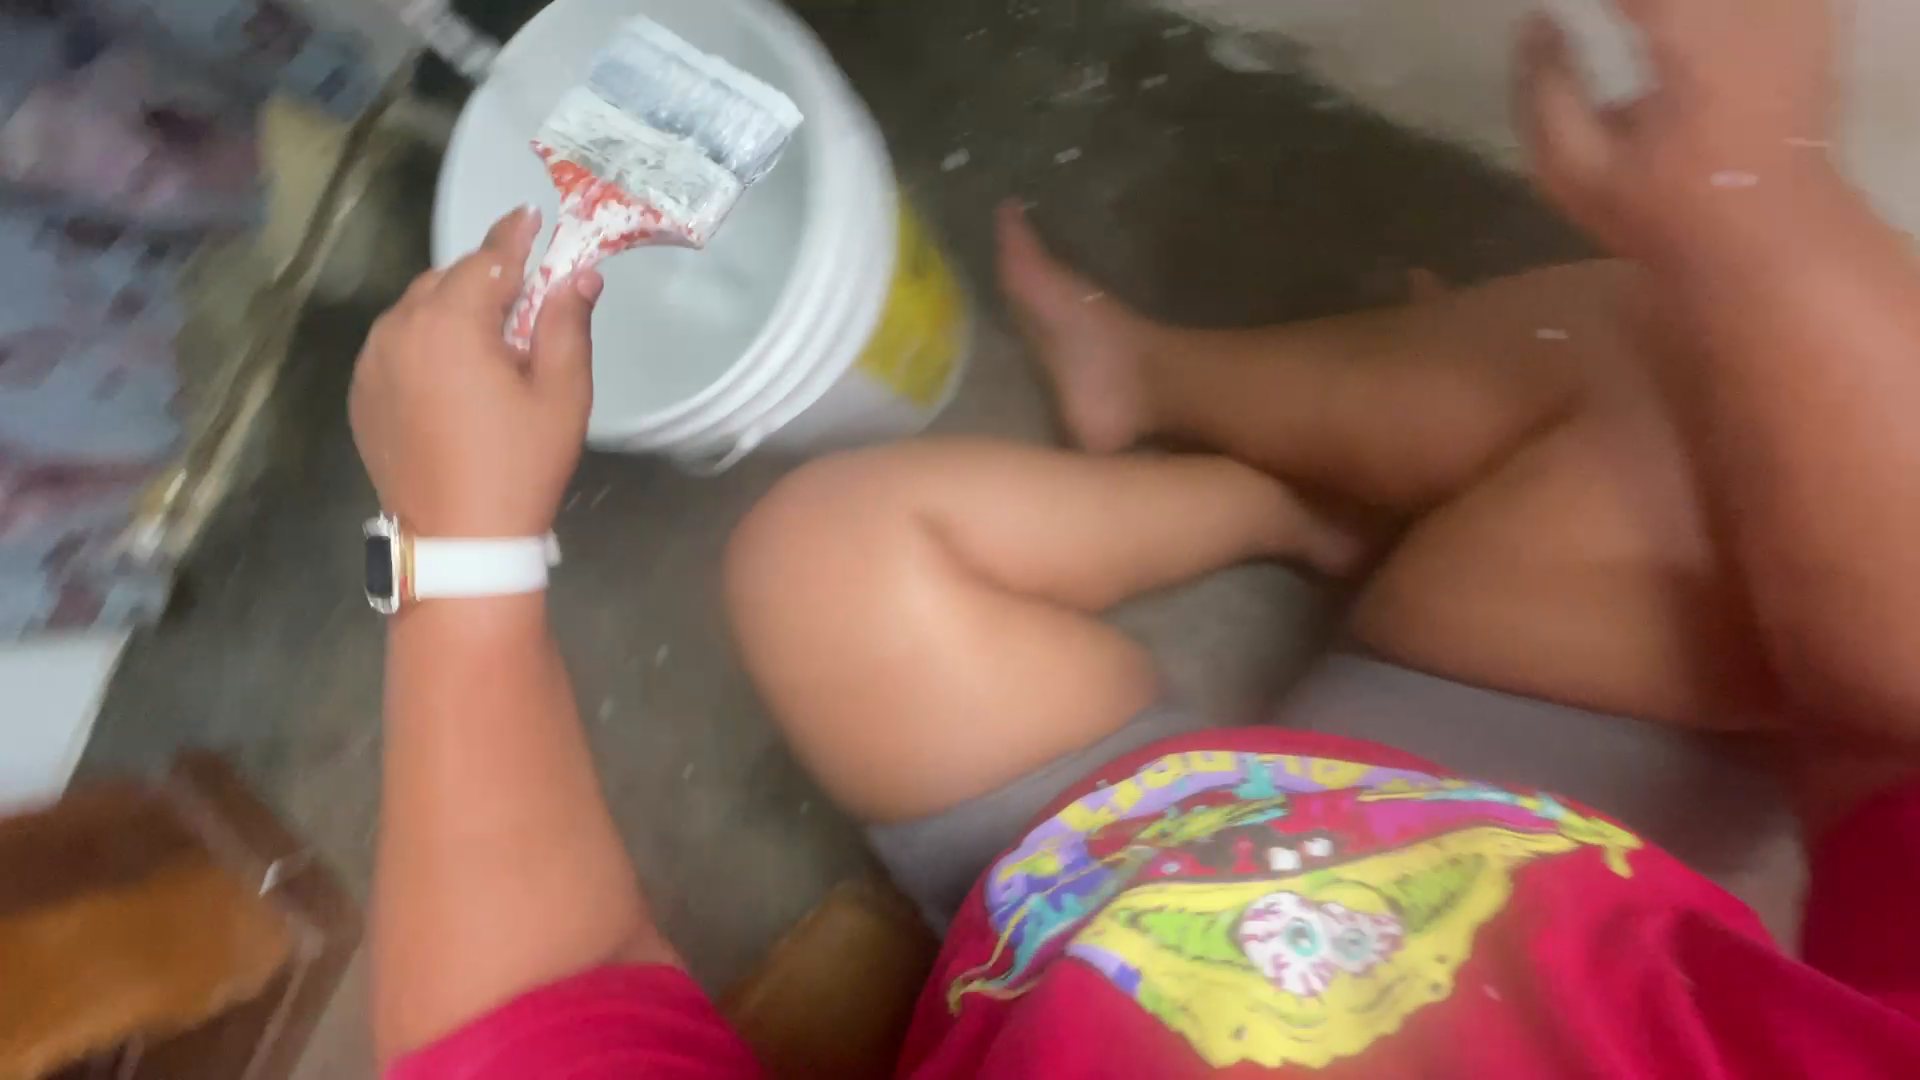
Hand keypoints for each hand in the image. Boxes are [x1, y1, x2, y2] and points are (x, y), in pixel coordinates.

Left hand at [351, 206, 603, 536]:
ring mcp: (371, 361)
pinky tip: (458, 378)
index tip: (531, 214)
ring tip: (494, 347)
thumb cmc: (523, 461)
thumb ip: (569, 327)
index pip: (488, 260)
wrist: (460, 534)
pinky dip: (430, 343)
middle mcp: (399, 328)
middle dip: (487, 280)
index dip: (514, 235)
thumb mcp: (563, 395)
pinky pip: (398, 346)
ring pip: (418, 313)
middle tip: (527, 303)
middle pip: (448, 282)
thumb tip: (580, 276)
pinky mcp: (363, 392)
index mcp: (451, 323)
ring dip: (457, 312)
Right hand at [1516, 0, 1840, 261]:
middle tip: (1591, 20)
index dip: (1590, 0)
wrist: (1759, 230)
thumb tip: (1534, 26)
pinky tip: (1674, 34)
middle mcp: (1751, 11)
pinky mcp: (1814, 16)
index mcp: (1691, 41)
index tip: (1551, 11)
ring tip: (1626, 26)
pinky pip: (1760, 0)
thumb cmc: (1652, 208)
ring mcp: (1794, 9)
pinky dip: (1703, 15)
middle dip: (1631, 5)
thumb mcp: (1573, 168)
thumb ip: (1546, 94)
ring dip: (1662, 12)